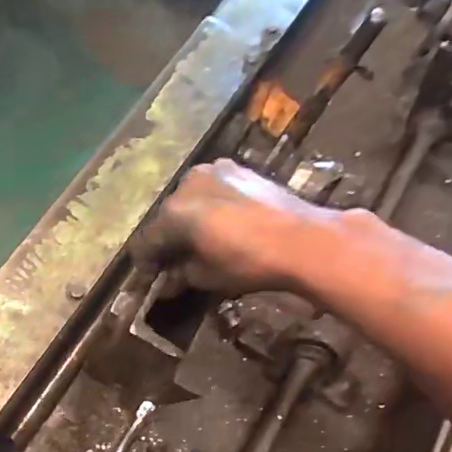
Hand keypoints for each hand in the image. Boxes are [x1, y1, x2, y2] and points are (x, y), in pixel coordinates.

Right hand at [133, 159, 335, 295]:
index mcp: (175, 212)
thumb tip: (167, 282)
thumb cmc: (251, 262)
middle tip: (175, 264)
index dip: (147, 263)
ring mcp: (215, 170)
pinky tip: (220, 226)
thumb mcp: (209, 276)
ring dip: (188, 222)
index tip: (152, 279)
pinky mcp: (238, 169)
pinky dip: (208, 208)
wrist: (304, 239)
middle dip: (169, 241)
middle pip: (168, 217)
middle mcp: (188, 183)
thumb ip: (181, 275)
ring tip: (199, 244)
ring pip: (189, 200)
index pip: (148, 240)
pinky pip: (211, 190)